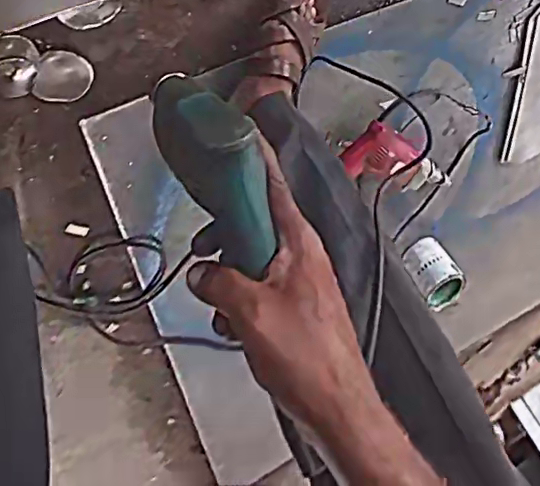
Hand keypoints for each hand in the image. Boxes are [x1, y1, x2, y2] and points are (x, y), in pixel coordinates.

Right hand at [187, 139, 378, 436]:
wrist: (338, 404)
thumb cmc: (310, 357)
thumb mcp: (251, 313)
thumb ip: (220, 284)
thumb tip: (202, 272)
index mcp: (299, 240)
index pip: (275, 183)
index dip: (257, 157)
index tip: (242, 135)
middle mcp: (303, 251)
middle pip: (259, 220)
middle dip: (227, 232)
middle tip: (205, 244)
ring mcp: (302, 276)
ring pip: (258, 254)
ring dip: (231, 271)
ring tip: (217, 296)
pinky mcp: (298, 301)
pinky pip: (263, 283)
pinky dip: (243, 295)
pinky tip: (234, 321)